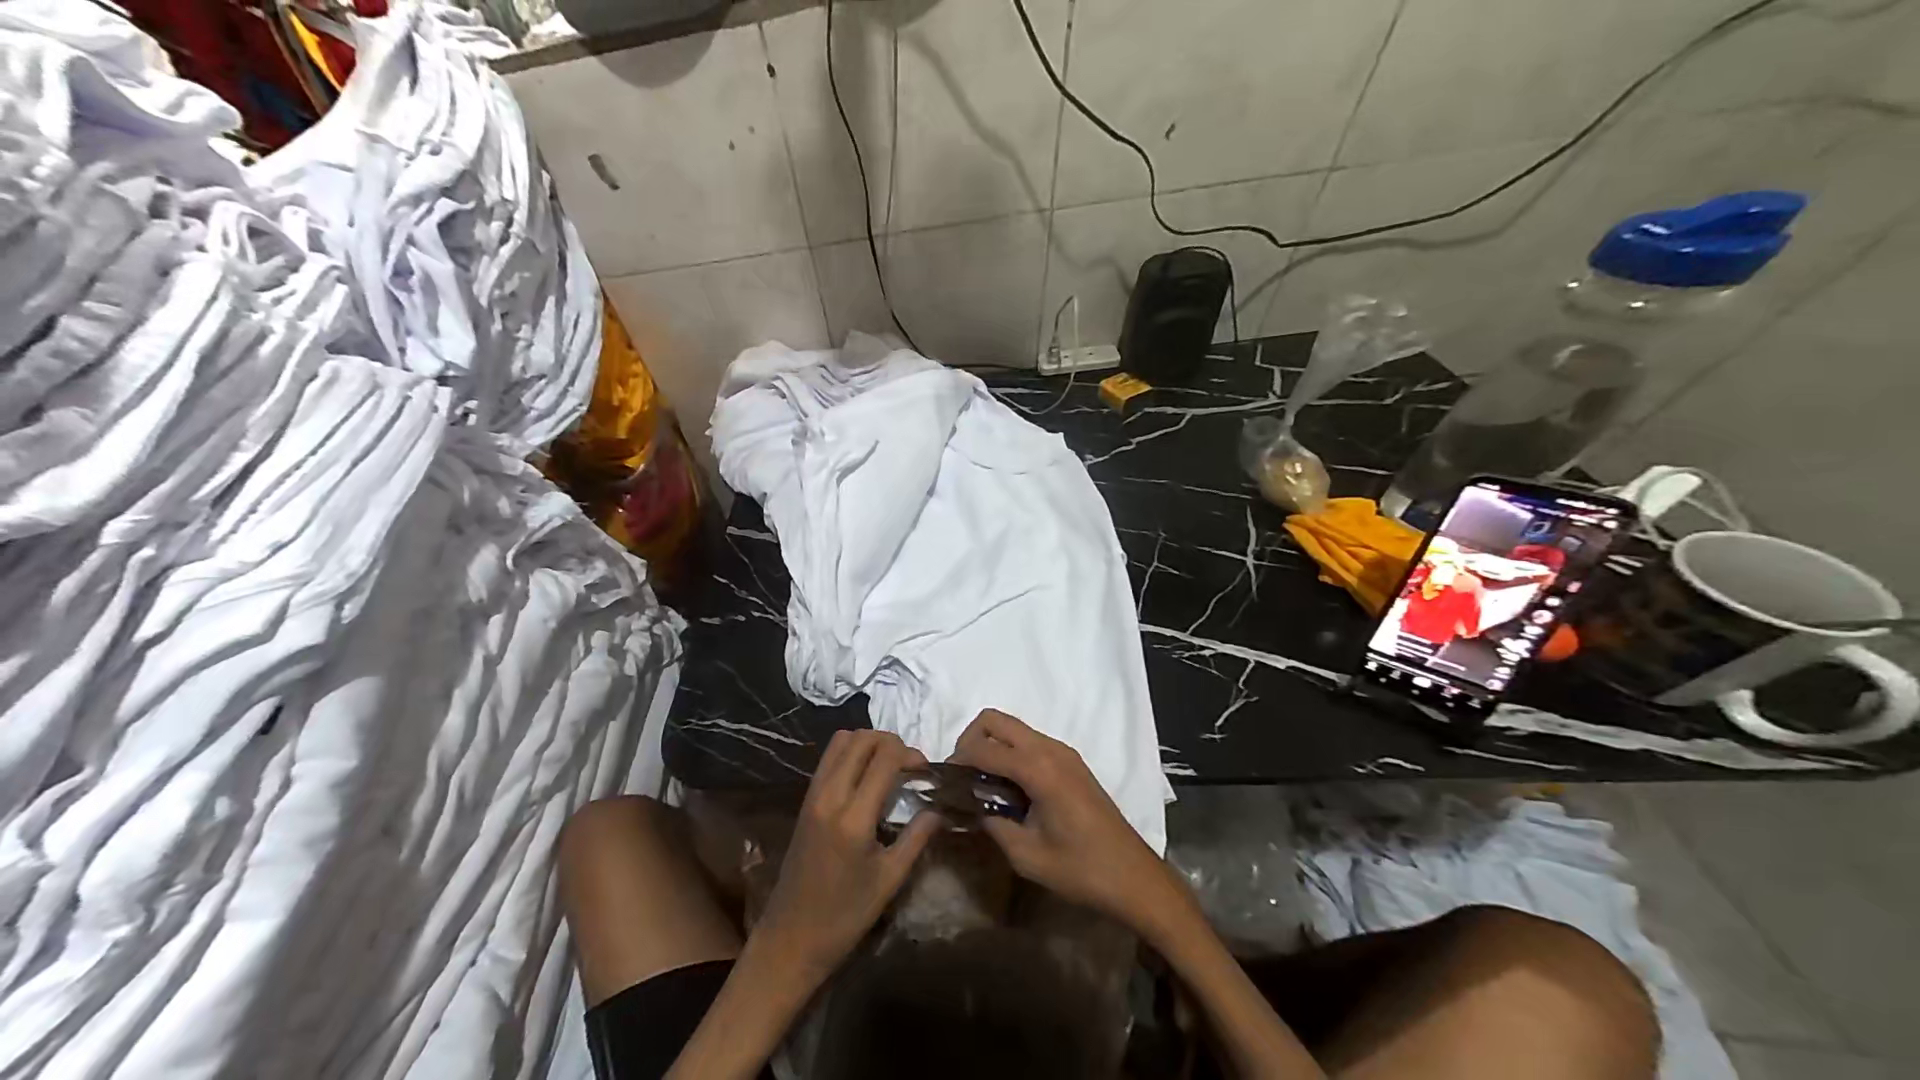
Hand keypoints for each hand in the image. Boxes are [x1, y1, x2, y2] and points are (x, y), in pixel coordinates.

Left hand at [753, 730, 940, 981]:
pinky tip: (866, 778)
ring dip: (868, 743)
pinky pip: (829, 758)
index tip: (927, 770)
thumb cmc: (845, 916)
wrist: (791, 938)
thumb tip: (939, 809)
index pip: (885, 758)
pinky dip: (851, 754)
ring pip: (841, 741)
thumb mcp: (889, 880)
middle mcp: (830, 796)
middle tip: (910, 765)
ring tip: (889, 766)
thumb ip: (916, 837)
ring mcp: (813, 795)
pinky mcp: (805, 801)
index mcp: (853, 817)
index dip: (911, 754)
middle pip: (861, 739)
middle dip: (891, 742)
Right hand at [948, 709, 1183, 932]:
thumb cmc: (1080, 870)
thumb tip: (966, 808)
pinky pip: (1030, 742)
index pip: (983, 749)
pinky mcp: (1071, 762)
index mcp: (1039, 769)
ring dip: (991, 746)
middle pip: (995, 720)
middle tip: (963, 777)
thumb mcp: (1026, 855)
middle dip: (970, 741)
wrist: (1133, 877)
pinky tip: (1008, 789)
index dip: (957, 763)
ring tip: (982, 786)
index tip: (944, 785)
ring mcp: (1063, 752)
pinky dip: (1010, 753)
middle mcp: (1050, 749)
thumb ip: (991, 824)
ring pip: (1013, 728)